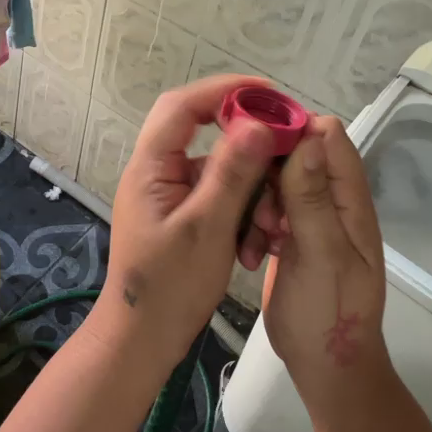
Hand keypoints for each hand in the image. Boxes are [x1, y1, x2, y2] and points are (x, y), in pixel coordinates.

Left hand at [90, 75, 277, 366]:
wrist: (143, 340)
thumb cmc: (169, 286)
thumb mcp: (207, 227)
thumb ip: (231, 173)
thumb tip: (258, 122)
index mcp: (151, 165)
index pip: (183, 105)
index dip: (225, 91)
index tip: (270, 95)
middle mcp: (157, 171)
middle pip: (205, 134)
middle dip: (249, 148)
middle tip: (288, 155)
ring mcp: (169, 195)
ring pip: (218, 171)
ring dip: (250, 190)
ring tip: (272, 225)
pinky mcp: (181, 217)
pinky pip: (217, 198)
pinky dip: (241, 213)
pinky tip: (258, 245)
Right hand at [259, 117, 390, 419]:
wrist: (325, 369)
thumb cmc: (329, 315)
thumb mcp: (320, 256)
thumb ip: (312, 198)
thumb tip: (309, 136)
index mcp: (348, 200)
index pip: (325, 136)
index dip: (291, 131)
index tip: (253, 145)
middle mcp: (331, 202)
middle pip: (293, 155)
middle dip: (265, 172)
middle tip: (255, 209)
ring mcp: (309, 220)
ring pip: (273, 181)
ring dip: (255, 202)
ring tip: (253, 237)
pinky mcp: (289, 237)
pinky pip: (265, 210)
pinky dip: (252, 224)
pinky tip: (250, 253)